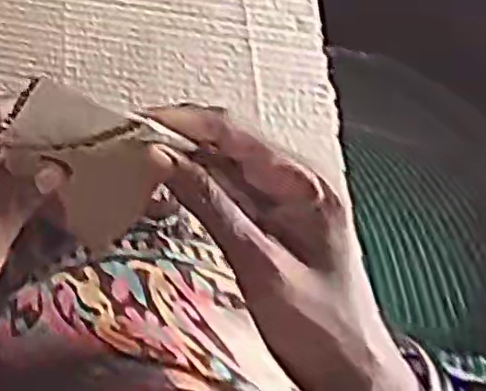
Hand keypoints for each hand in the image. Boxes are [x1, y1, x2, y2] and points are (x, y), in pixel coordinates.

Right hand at [149, 107, 412, 390]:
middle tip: (127, 137)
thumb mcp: (261, 267)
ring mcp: (277, 195)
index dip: (181, 121)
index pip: (231, 131)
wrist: (357, 384)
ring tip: (135, 155)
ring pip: (214, 156)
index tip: (137, 122)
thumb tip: (159, 154)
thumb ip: (210, 205)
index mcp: (303, 183)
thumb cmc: (322, 332)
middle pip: (221, 137)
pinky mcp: (262, 213)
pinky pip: (216, 181)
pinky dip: (185, 177)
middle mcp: (291, 179)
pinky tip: (159, 182)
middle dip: (174, 134)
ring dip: (176, 154)